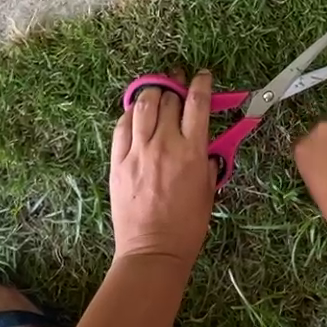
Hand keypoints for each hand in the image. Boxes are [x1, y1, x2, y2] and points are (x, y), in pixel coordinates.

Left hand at [110, 70, 216, 263]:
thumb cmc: (188, 224)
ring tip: (156, 93)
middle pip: (169, 99)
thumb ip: (206, 159)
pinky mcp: (118, 162)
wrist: (153, 251)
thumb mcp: (208, 188)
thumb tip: (202, 143)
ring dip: (152, 94)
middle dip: (175, 86)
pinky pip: (121, 126)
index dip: (201, 82)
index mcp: (192, 150)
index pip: (197, 102)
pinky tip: (136, 114)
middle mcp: (165, 144)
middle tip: (177, 83)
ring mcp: (138, 151)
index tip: (202, 75)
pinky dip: (130, 114)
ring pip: (143, 105)